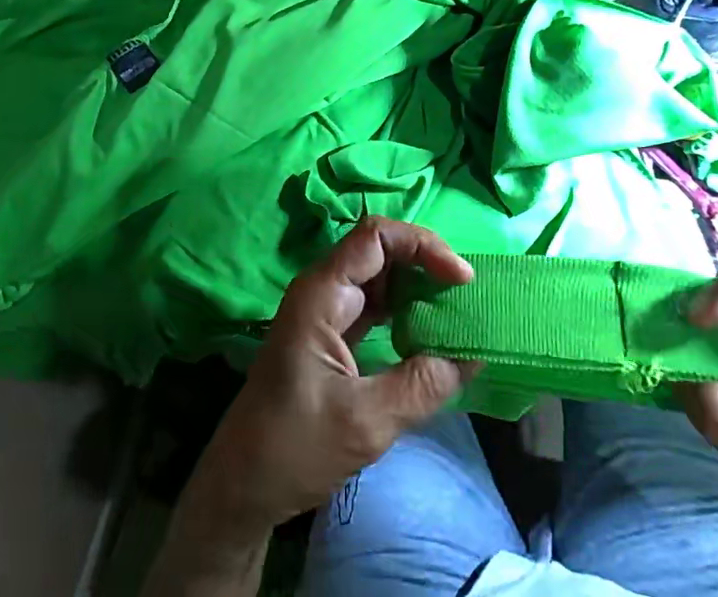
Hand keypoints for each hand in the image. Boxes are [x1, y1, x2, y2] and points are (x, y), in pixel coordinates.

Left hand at [142, 217, 479, 595]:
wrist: (244, 481)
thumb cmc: (293, 446)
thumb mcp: (365, 422)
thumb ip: (421, 385)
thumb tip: (473, 355)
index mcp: (321, 295)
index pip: (375, 237)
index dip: (423, 245)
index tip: (461, 280)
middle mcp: (323, 291)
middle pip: (380, 252)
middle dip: (427, 264)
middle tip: (468, 297)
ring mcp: (326, 313)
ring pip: (380, 279)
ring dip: (419, 289)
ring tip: (460, 313)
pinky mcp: (332, 336)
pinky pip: (376, 308)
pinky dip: (407, 314)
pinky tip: (434, 335)